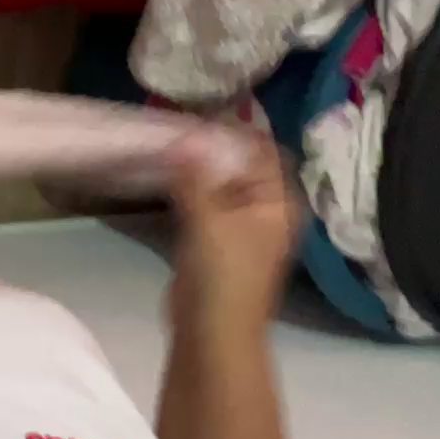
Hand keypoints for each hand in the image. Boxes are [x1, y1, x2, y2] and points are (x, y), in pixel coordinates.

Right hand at [167, 133, 301, 331]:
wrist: (212, 328)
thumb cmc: (224, 274)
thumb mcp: (210, 220)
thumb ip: (195, 178)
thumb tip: (183, 137)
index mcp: (277, 202)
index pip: (263, 151)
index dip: (238, 129)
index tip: (202, 110)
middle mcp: (262, 208)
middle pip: (238, 165)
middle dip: (210, 145)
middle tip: (175, 122)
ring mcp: (236, 224)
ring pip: (216, 183)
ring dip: (194, 165)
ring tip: (164, 143)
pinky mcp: (211, 238)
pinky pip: (200, 201)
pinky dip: (184, 186)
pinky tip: (162, 175)